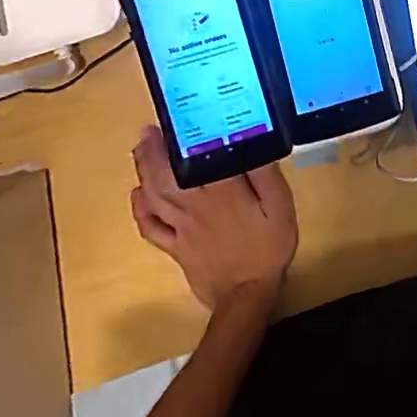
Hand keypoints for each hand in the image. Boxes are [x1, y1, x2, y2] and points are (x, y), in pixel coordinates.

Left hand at [130, 126, 298, 310]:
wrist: (248, 296)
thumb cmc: (267, 246)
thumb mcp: (279, 205)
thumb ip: (265, 172)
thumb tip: (252, 143)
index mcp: (219, 191)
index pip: (192, 158)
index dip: (178, 138)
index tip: (171, 121)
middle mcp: (194, 205)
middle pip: (163, 174)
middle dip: (151, 151)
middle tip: (147, 132)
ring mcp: (180, 228)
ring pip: (153, 196)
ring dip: (142, 172)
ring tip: (139, 152)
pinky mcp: (175, 248)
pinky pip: (151, 228)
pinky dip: (140, 210)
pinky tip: (137, 196)